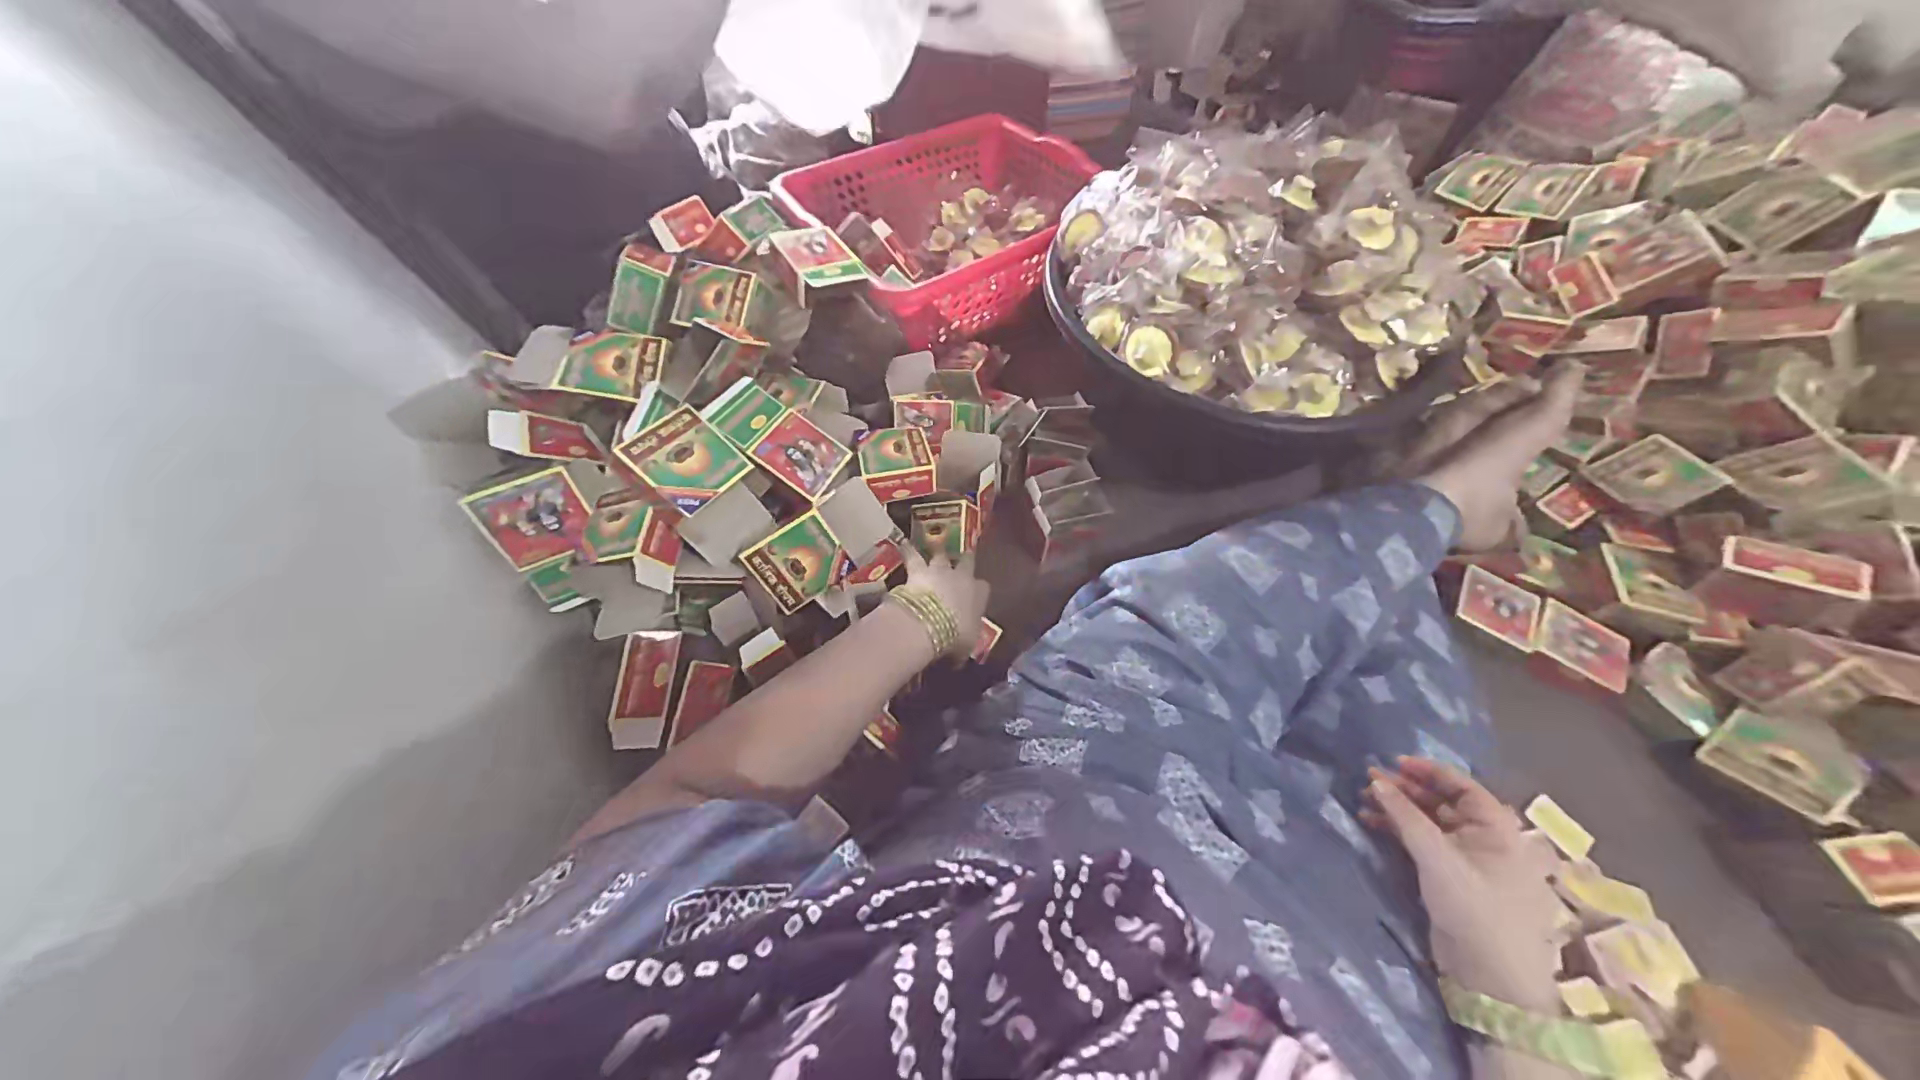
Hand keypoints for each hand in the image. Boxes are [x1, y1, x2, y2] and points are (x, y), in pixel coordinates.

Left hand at [901, 549, 990, 658]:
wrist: (931, 621)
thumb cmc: (956, 636)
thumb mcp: (965, 647)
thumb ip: (963, 648)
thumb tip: (958, 660)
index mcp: (979, 595)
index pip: (984, 588)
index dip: (978, 590)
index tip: (975, 594)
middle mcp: (962, 577)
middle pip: (967, 562)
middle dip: (965, 560)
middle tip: (964, 557)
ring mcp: (940, 570)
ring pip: (941, 555)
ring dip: (938, 553)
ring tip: (935, 545)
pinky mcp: (918, 569)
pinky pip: (912, 555)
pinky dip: (908, 550)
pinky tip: (902, 543)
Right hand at [1361, 757, 1563, 1009]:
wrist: (1489, 974)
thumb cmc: (1474, 907)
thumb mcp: (1437, 857)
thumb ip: (1404, 815)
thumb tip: (1376, 780)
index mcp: (1497, 829)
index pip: (1462, 786)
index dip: (1428, 770)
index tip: (1393, 761)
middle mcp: (1484, 838)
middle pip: (1442, 801)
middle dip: (1405, 789)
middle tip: (1370, 779)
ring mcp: (1466, 857)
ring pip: (1427, 820)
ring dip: (1397, 808)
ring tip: (1363, 800)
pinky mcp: (1448, 875)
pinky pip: (1420, 840)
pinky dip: (1397, 829)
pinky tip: (1371, 821)